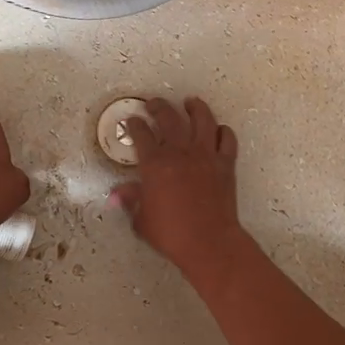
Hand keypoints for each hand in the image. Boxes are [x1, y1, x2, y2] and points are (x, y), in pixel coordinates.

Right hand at [108, 96, 245, 278]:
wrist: (209, 242)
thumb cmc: (172, 234)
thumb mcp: (142, 220)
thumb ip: (131, 201)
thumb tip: (117, 194)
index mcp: (155, 164)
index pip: (142, 134)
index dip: (135, 125)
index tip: (132, 120)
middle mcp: (180, 152)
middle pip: (169, 118)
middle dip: (159, 106)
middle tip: (153, 103)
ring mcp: (206, 155)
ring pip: (202, 119)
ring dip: (195, 108)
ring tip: (190, 102)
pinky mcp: (226, 163)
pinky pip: (226, 139)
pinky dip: (222, 131)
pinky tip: (218, 130)